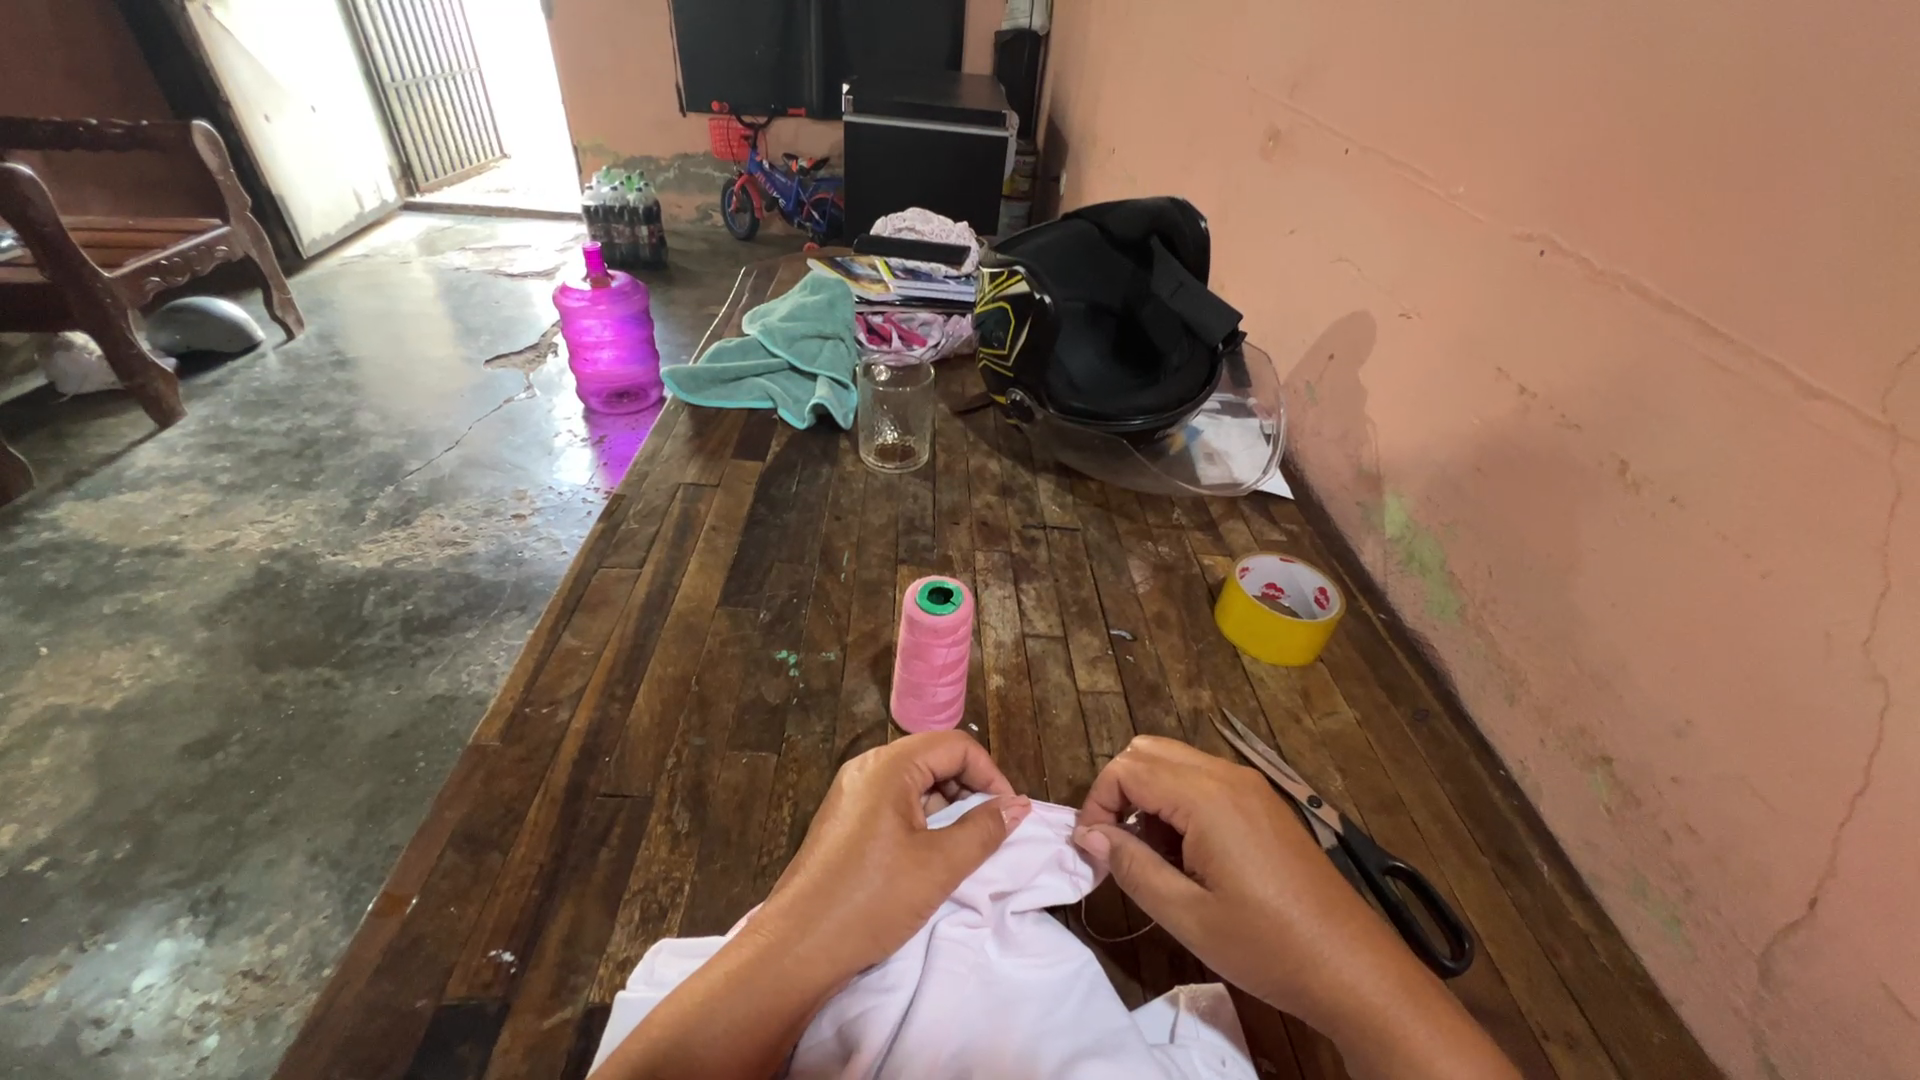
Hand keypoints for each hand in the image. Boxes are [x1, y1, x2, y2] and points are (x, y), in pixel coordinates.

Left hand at [760, 730, 1031, 974]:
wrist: (796, 948)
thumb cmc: (871, 900)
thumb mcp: (939, 866)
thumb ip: (984, 830)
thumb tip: (1019, 805)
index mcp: (890, 766)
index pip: (955, 745)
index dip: (990, 774)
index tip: (1009, 814)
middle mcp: (868, 767)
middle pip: (934, 757)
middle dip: (970, 787)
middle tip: (991, 829)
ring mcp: (852, 792)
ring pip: (915, 780)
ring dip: (948, 805)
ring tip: (965, 844)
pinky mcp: (845, 819)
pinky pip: (894, 801)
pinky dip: (922, 817)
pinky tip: (932, 852)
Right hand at [1071, 735, 1408, 1023]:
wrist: (1354, 968)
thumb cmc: (1267, 946)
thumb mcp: (1187, 917)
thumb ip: (1133, 866)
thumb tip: (1089, 835)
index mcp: (1206, 798)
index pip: (1127, 770)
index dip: (1097, 803)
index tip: (1092, 849)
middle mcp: (1227, 776)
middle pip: (1148, 751)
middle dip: (1120, 791)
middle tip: (1117, 845)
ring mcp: (1249, 786)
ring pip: (1174, 761)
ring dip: (1148, 795)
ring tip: (1152, 855)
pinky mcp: (1263, 802)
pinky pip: (1203, 779)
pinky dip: (1177, 799)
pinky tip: (1187, 853)